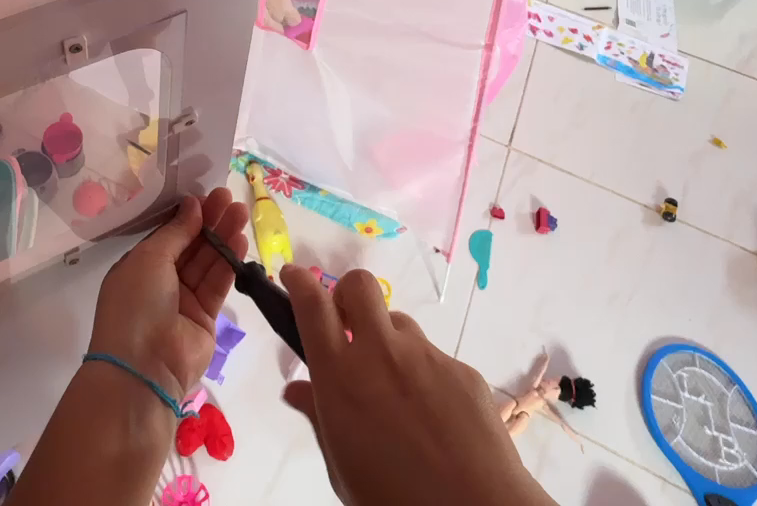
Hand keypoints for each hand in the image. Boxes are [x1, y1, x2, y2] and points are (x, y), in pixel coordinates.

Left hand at [88, 188, 249, 397]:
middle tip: (229, 197)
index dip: (187, 215)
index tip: (208, 195)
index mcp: (139, 266)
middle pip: (190, 245)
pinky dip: (229, 261)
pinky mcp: (206, 317)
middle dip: (210, 221)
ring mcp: (183, 300)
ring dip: (223, 236)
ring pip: (207, 261)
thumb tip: (192, 204)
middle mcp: (160, 281)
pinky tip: (240, 239)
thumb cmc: (136, 304)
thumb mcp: (149, 258)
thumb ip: (176, 232)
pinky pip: (218, 283)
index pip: (168, 235)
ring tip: (241, 211)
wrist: (143, 368)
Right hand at [278, 266, 555, 505]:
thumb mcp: (342, 467)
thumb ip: (320, 418)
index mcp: (341, 375)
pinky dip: (426, 378)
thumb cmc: (392, 500)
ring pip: (399, 325)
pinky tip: (436, 419)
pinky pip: (435, 360)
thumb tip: (296, 389)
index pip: (312, 305)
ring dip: (389, 344)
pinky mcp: (463, 370)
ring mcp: (426, 356)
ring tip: (398, 392)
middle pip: (359, 286)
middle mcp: (382, 352)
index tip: (292, 274)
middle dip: (347, 294)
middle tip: (348, 326)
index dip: (299, 281)